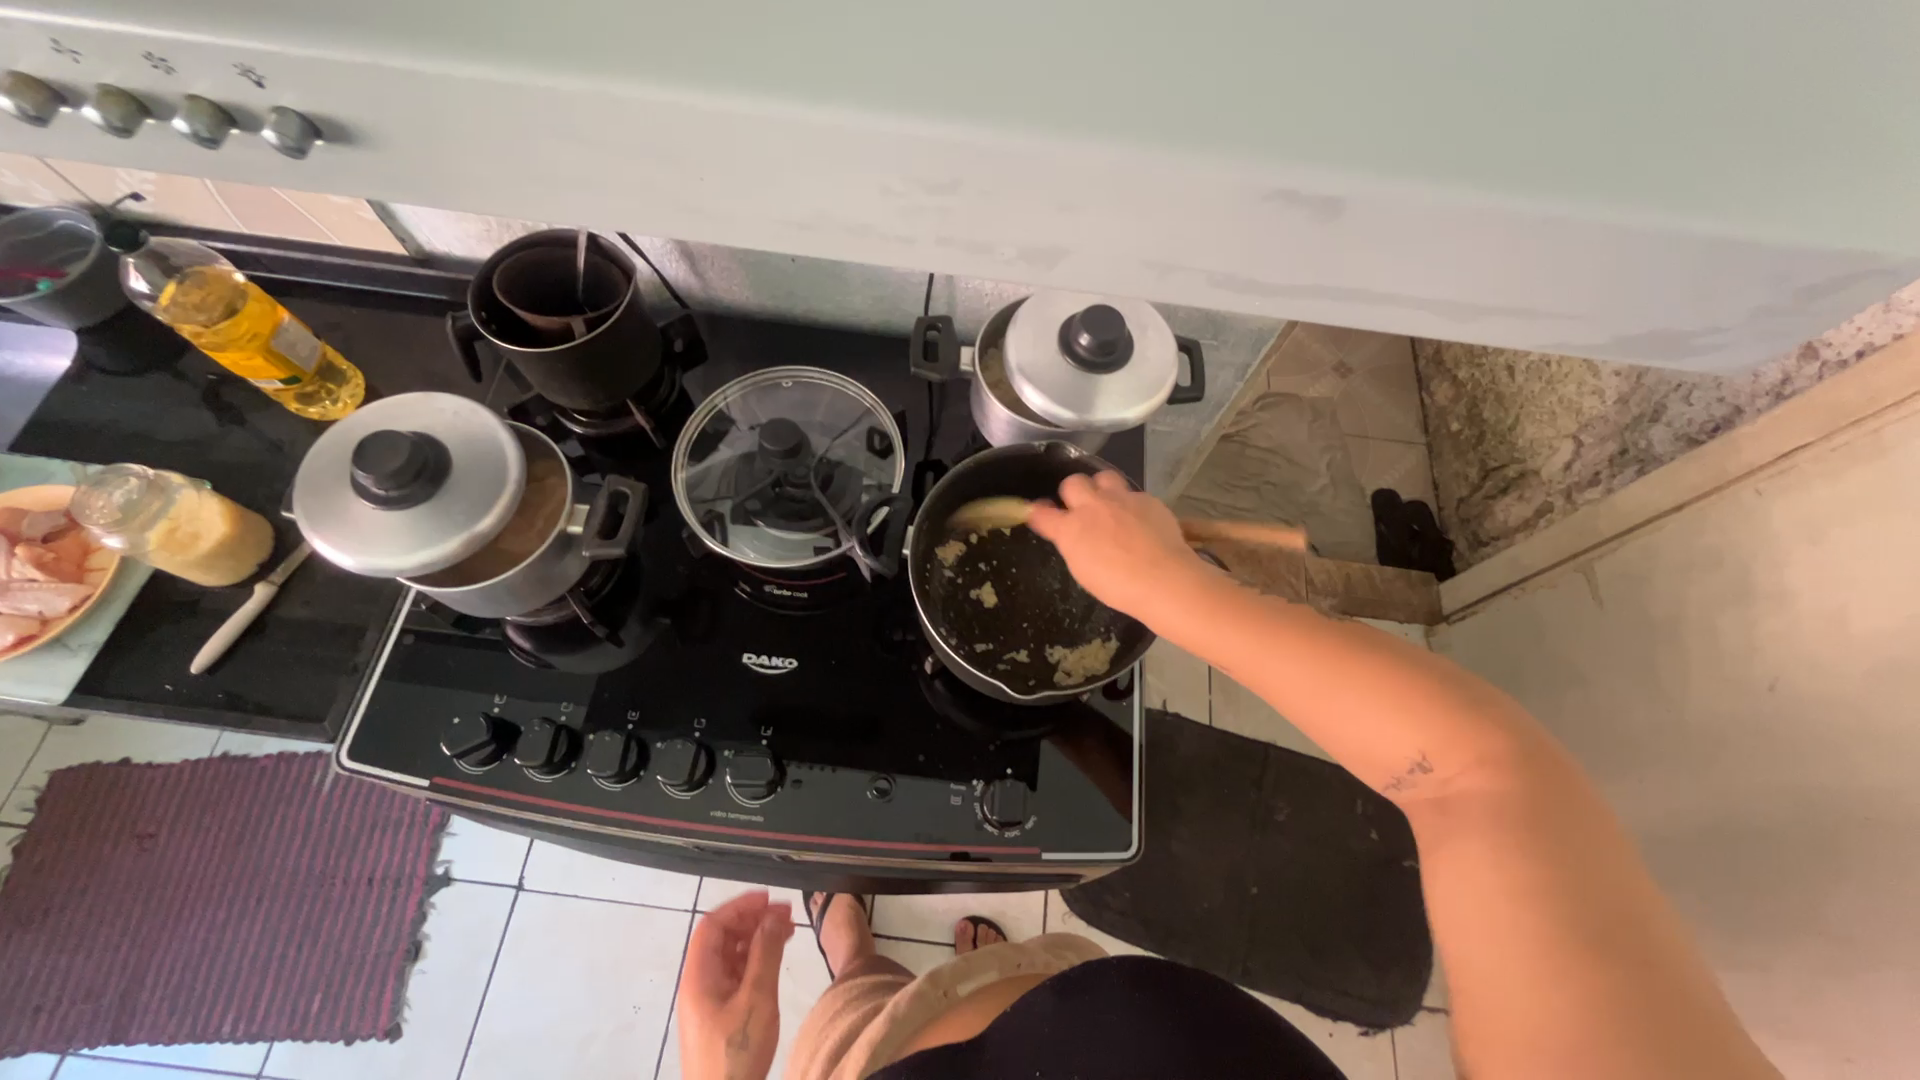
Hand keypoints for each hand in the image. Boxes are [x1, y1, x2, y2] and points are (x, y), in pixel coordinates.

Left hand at [676, 891, 794, 1079]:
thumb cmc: (736, 1054)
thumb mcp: (756, 1000)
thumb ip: (765, 954)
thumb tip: (772, 917)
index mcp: (699, 977)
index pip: (712, 926)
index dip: (740, 907)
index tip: (769, 899)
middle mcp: (699, 984)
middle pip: (721, 939)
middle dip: (752, 920)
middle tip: (785, 914)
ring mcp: (708, 1001)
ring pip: (730, 956)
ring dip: (756, 939)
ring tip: (787, 932)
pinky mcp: (719, 1016)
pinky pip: (735, 976)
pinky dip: (755, 961)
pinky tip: (776, 959)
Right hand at [1025, 471, 1207, 619]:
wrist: (1163, 578)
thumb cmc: (1118, 586)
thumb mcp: (1083, 570)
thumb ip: (1074, 545)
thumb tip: (1073, 535)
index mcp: (1070, 529)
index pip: (1042, 513)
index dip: (1036, 511)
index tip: (1037, 513)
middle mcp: (1093, 507)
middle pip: (1072, 482)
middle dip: (1071, 491)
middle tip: (1079, 507)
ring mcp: (1121, 499)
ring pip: (1104, 477)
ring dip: (1101, 487)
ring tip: (1109, 503)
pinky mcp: (1147, 500)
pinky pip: (1133, 494)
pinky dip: (1131, 505)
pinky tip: (1140, 521)